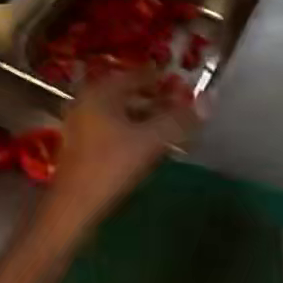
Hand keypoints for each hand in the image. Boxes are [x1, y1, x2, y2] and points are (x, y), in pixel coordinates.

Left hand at [39, 70, 199, 236]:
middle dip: (156, 101)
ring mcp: (80, 124)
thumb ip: (179, 119)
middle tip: (183, 109)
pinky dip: (132, 132)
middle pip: (127, 94)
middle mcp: (86, 101)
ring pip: (120, 114)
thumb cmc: (110, 167)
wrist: (73, 207)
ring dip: (145, 119)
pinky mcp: (80, 145)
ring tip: (172, 129)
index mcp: (99, 92)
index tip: (186, 87)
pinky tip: (149, 147)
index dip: (163, 80)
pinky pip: (112, 129)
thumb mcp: (150, 141)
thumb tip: (208, 100)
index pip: (136, 74)